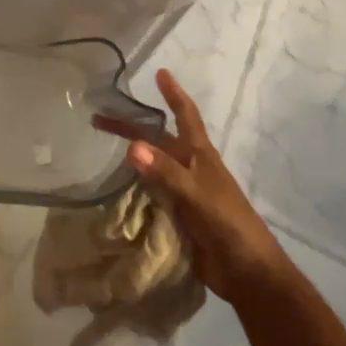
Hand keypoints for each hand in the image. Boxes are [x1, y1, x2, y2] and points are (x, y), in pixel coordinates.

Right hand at [119, 69, 289, 301]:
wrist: (247, 273)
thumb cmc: (229, 224)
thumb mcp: (197, 193)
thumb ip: (165, 172)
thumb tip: (131, 146)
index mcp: (200, 156)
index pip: (185, 116)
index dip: (174, 94)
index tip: (160, 72)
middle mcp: (190, 169)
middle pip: (158, 141)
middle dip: (132, 128)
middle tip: (98, 119)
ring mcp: (183, 194)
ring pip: (151, 168)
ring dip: (129, 158)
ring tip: (98, 152)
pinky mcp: (176, 218)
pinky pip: (149, 196)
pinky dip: (131, 190)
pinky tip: (111, 190)